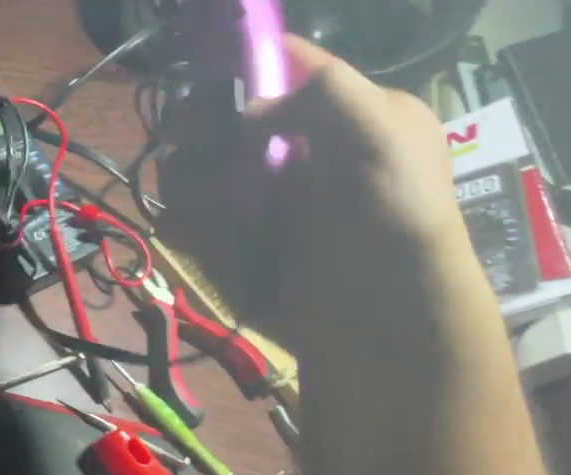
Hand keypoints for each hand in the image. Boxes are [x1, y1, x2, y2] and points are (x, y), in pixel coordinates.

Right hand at [157, 36, 476, 355]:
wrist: (375, 311)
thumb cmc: (392, 215)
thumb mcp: (380, 131)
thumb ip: (321, 94)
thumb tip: (244, 107)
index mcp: (332, 117)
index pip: (276, 71)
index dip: (238, 66)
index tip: (209, 77)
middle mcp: (284, 154)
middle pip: (217, 120)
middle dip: (199, 129)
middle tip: (193, 142)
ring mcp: (250, 204)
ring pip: (189, 171)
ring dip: (187, 179)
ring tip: (205, 197)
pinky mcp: (223, 248)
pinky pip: (180, 224)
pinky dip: (179, 223)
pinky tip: (190, 228)